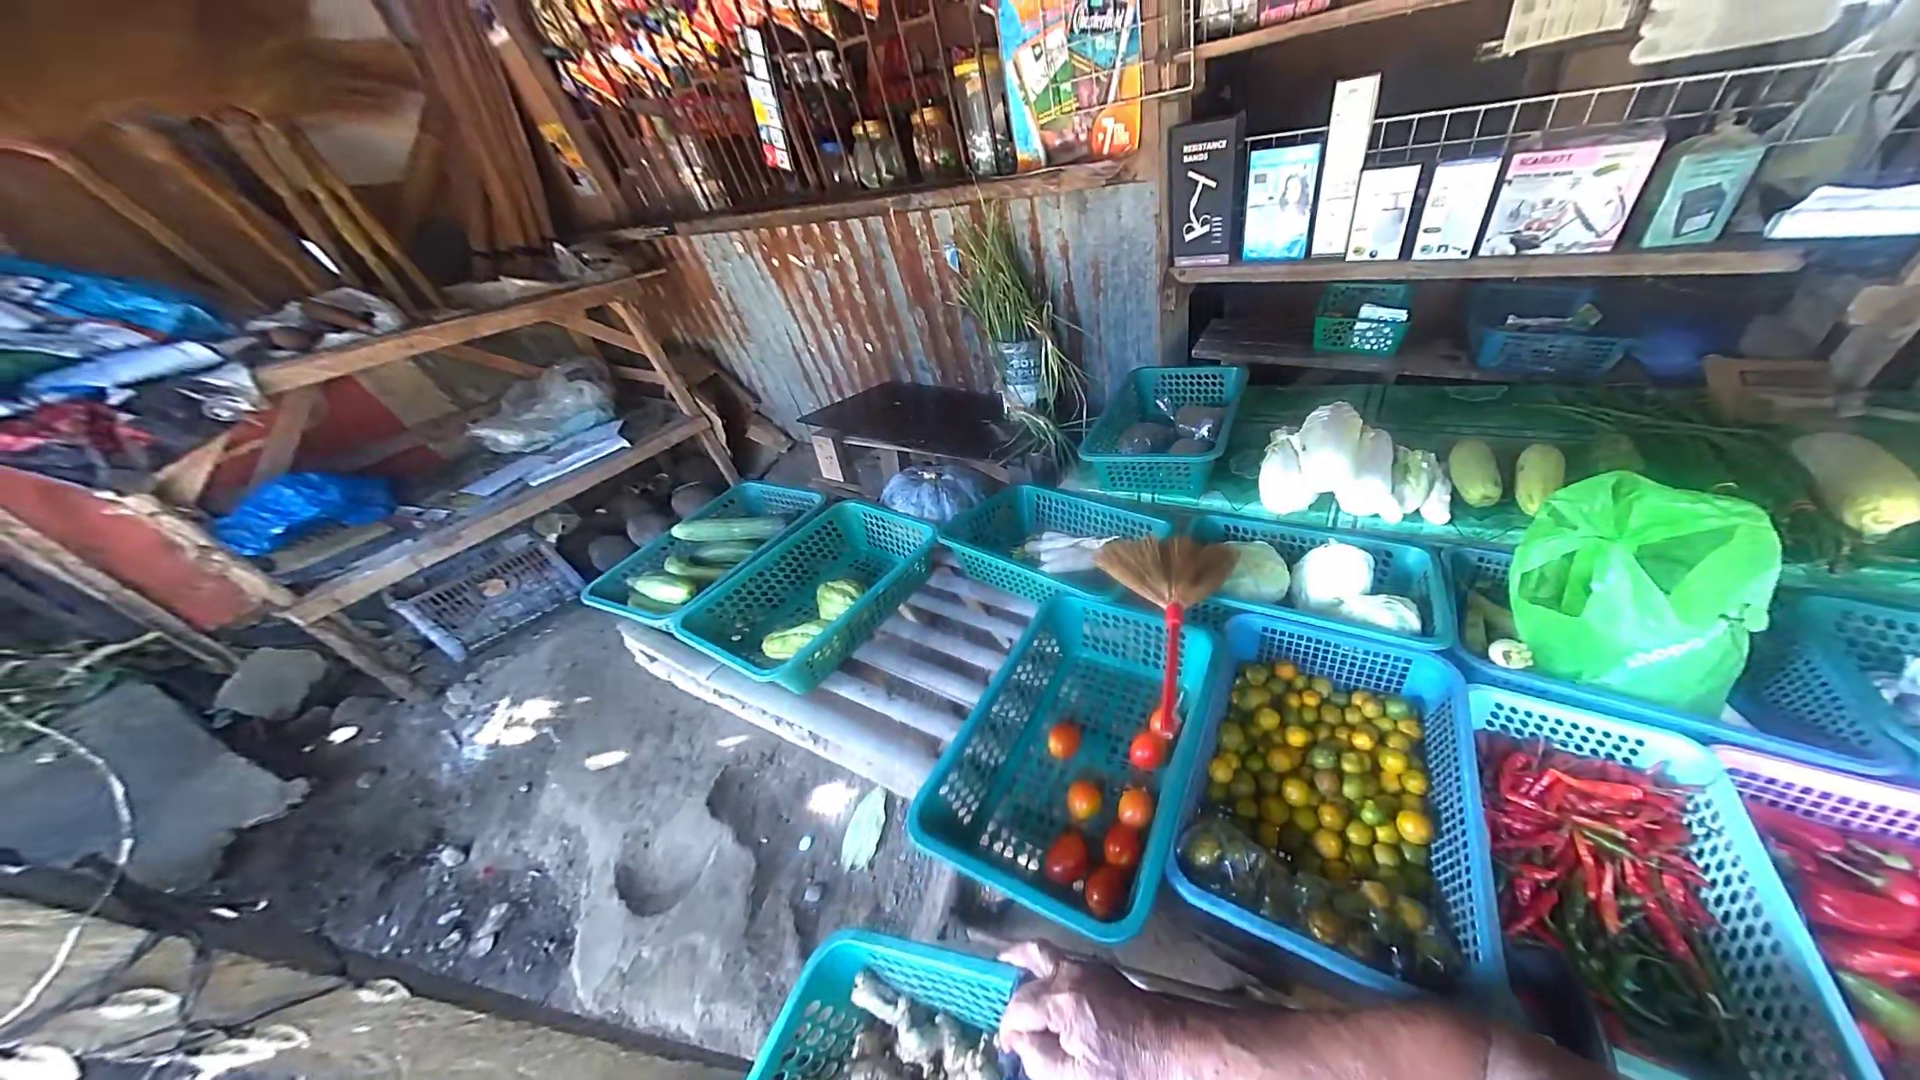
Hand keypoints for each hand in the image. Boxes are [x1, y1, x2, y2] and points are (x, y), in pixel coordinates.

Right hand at [995, 941, 1183, 1079]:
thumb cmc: (1128, 1068)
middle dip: (1011, 993)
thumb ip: (1039, 1059)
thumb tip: (1018, 1041)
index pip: (1018, 1008)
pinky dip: (1044, 964)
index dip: (1008, 1029)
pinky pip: (1061, 958)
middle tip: (1001, 1007)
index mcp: (1060, 1001)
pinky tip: (1045, 982)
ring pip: (1043, 952)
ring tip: (1006, 964)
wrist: (1174, 1046)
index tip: (1008, 1047)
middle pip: (1027, 974)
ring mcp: (1085, 966)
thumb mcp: (1078, 1078)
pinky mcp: (1099, 968)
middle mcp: (1068, 973)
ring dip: (1022, 959)